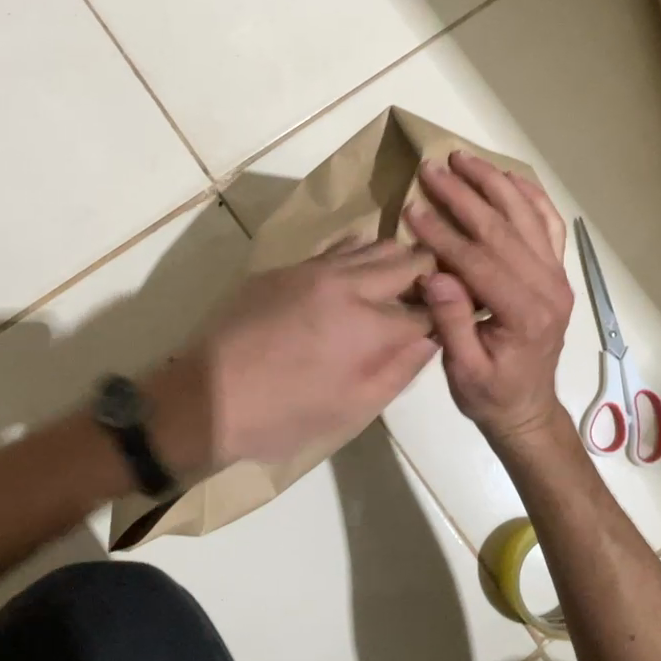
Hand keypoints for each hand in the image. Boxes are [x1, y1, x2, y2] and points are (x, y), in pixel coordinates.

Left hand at [151, 238, 438, 472]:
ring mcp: (313, 269)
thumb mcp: (351, 409)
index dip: (447, 314)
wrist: (206, 396)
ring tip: (394, 284)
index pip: (429, 308)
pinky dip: (356, 255)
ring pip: (372, 243)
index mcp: (369, 326)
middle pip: (408, 260)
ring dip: (392, 260)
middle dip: (428, 276)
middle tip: (430, 297)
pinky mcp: (285, 267)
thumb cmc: (282, 416)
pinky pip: (335, 248)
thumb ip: (398, 371)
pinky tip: (352, 276)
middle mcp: (347, 284)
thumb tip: (431, 339)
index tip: (453, 320)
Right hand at [405, 151, 572, 443]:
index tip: (412, 208)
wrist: (529, 410)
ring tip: (464, 159)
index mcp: (524, 314)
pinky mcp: (556, 273)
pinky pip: (548, 224)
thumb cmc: (490, 395)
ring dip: (495, 183)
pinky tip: (509, 177)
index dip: (442, 233)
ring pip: (528, 216)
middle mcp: (548, 288)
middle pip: (503, 228)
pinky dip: (531, 196)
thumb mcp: (464, 371)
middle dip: (465, 195)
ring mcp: (557, 277)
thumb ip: (452, 324)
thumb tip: (434, 276)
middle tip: (432, 169)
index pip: (479, 260)